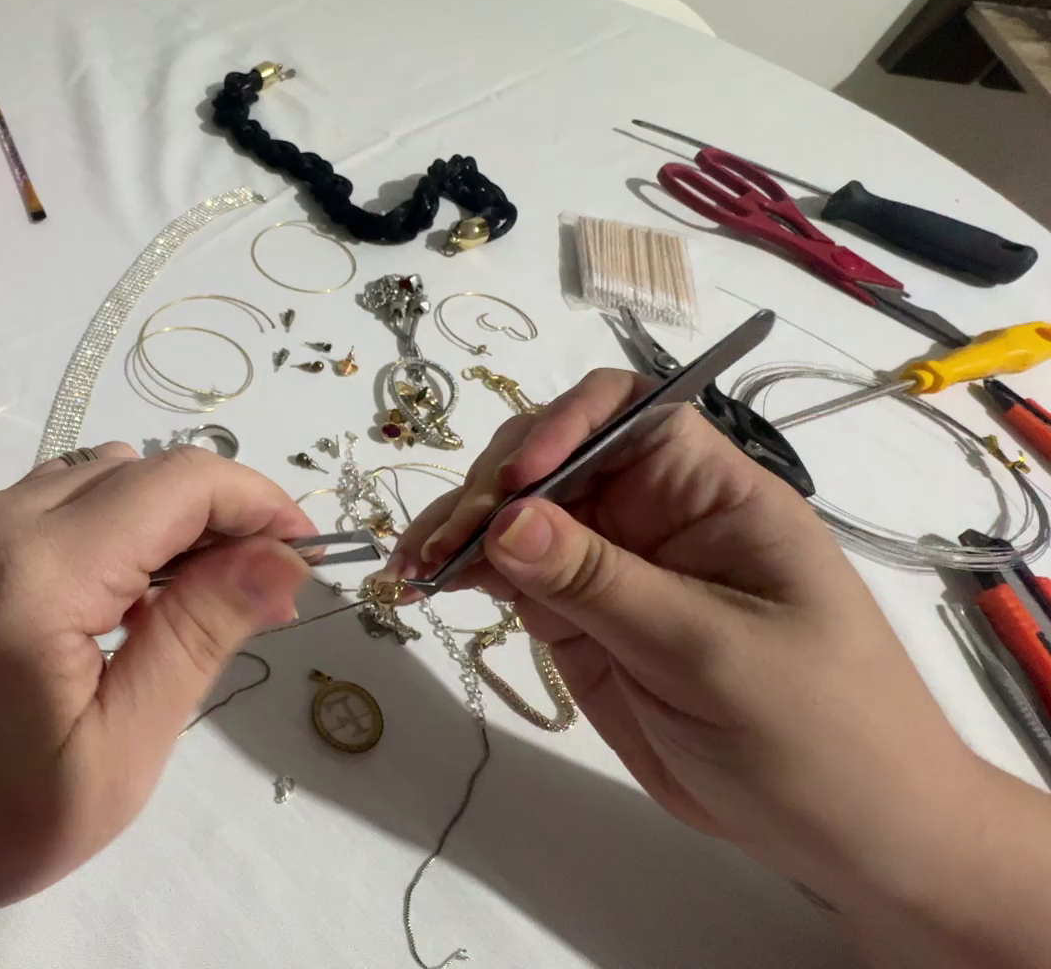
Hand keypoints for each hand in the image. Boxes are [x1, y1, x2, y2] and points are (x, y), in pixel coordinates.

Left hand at [0, 442, 313, 913]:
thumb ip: (198, 635)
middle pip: (143, 469)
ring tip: (187, 603)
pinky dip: (118, 527)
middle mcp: (3, 519)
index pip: (177, 482)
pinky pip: (64, 499)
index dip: (256, 503)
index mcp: (42, 568)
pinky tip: (121, 599)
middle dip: (217, 512)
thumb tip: (279, 560)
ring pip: (104, 475)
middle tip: (253, 594)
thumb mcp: (118, 749)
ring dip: (166, 518)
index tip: (303, 559)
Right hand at [383, 369, 979, 899]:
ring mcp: (599, 560)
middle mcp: (644, 512)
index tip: (519, 479)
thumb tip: (501, 520)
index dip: (568, 423)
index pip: (630, 412)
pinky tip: (418, 585)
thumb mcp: (711, 652)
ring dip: (451, 529)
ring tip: (410, 568)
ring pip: (506, 512)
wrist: (836, 834)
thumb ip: (601, 582)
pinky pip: (497, 567)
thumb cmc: (816, 734)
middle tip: (448, 547)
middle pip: (545, 459)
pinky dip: (453, 570)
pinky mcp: (564, 607)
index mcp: (706, 495)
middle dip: (487, 490)